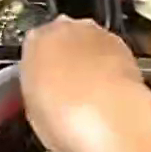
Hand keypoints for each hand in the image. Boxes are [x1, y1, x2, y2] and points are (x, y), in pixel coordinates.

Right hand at [21, 18, 150, 151]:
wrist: (112, 122)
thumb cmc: (71, 121)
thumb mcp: (35, 116)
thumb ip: (36, 92)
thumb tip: (42, 97)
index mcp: (35, 42)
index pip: (32, 47)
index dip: (38, 69)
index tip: (42, 87)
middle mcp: (63, 29)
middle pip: (59, 39)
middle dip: (63, 61)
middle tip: (66, 93)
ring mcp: (92, 33)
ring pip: (85, 42)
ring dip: (87, 62)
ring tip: (91, 98)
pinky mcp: (118, 42)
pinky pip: (108, 51)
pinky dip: (109, 67)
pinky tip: (109, 94)